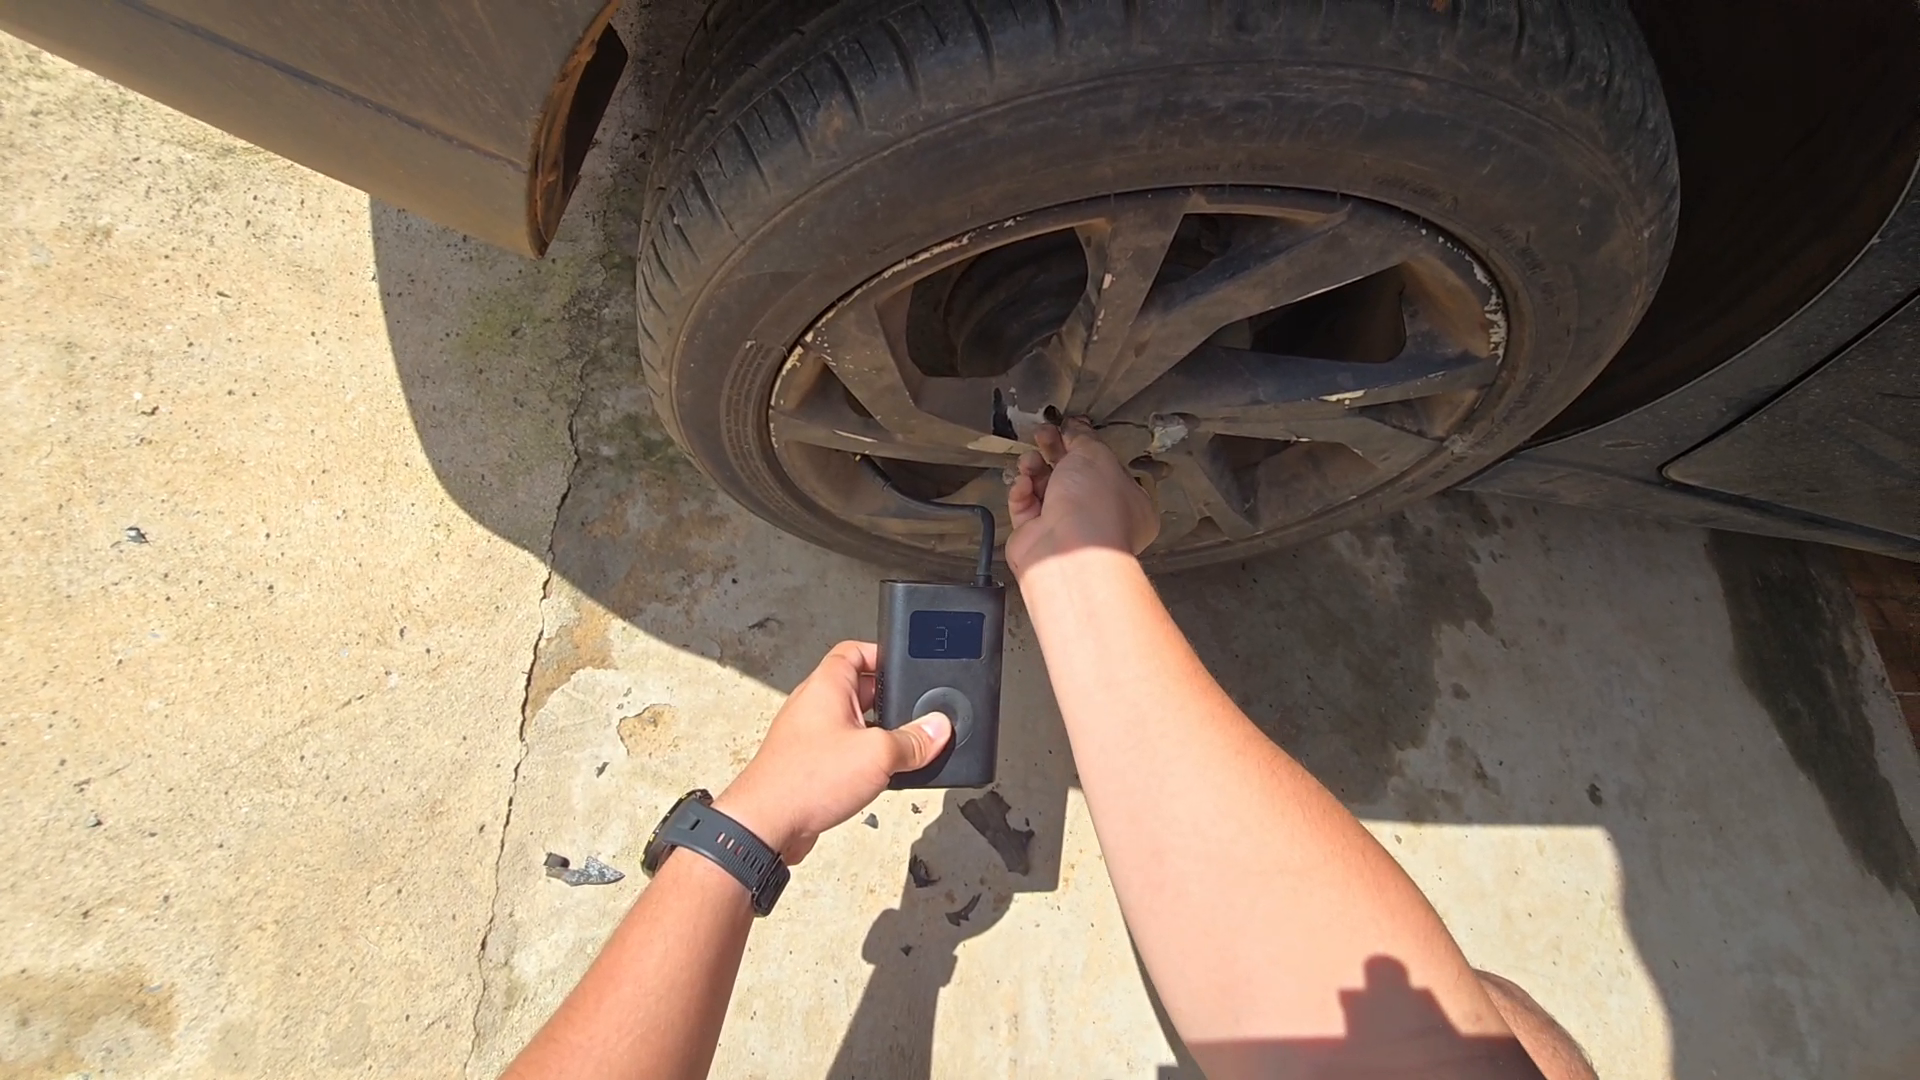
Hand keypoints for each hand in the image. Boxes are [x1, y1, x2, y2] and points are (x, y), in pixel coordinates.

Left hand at [713, 641, 951, 863]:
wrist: (765, 826)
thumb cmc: (806, 779)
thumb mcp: (877, 754)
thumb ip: (913, 740)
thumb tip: (937, 728)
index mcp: (827, 685)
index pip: (856, 650)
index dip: (883, 653)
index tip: (908, 666)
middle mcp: (814, 703)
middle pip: (859, 687)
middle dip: (889, 700)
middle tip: (914, 712)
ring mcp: (809, 734)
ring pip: (853, 721)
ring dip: (877, 731)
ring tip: (902, 746)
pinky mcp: (808, 762)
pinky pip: (843, 748)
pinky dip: (863, 756)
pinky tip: (881, 775)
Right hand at [1006, 419, 1158, 576]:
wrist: (1067, 549)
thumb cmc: (1095, 509)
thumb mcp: (1096, 455)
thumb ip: (1084, 438)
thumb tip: (1075, 427)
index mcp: (1128, 500)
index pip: (1105, 466)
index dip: (1086, 444)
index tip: (1069, 427)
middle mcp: (1098, 516)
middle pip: (1072, 475)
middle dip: (1055, 451)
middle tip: (1043, 434)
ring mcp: (1066, 528)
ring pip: (1045, 488)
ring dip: (1035, 469)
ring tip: (1030, 460)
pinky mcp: (1036, 535)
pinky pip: (1025, 506)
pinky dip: (1021, 492)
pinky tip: (1023, 483)